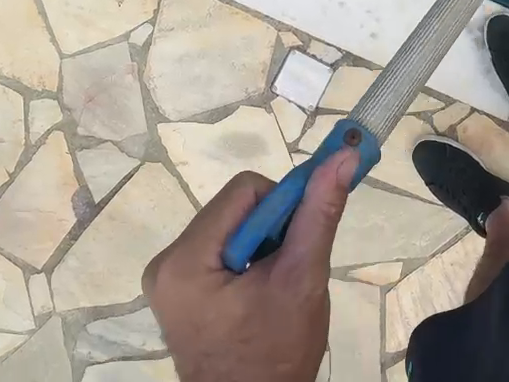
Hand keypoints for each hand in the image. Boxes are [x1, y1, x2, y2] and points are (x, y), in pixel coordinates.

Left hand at [143, 150, 358, 381]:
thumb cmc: (275, 353)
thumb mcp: (302, 278)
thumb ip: (320, 212)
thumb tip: (343, 155)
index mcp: (184, 260)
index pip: (245, 190)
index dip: (282, 205)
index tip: (300, 238)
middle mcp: (165, 262)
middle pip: (235, 207)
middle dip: (271, 228)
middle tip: (288, 268)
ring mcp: (167, 278)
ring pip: (232, 224)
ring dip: (262, 243)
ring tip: (273, 286)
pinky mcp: (177, 290)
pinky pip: (220, 245)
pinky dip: (248, 258)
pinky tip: (258, 292)